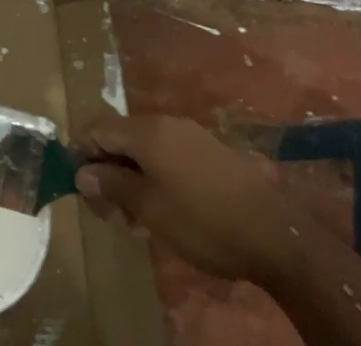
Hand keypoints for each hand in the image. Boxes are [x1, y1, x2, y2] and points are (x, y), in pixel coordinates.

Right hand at [73, 113, 294, 283]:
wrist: (278, 238)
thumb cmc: (203, 222)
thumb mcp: (149, 208)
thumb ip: (111, 185)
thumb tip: (82, 173)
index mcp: (148, 131)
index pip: (97, 127)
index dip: (82, 153)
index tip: (82, 188)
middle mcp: (168, 124)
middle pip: (120, 136)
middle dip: (107, 168)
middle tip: (109, 210)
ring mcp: (193, 137)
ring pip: (145, 148)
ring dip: (131, 175)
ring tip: (137, 215)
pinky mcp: (212, 154)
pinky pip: (169, 155)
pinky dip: (156, 176)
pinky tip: (164, 207)